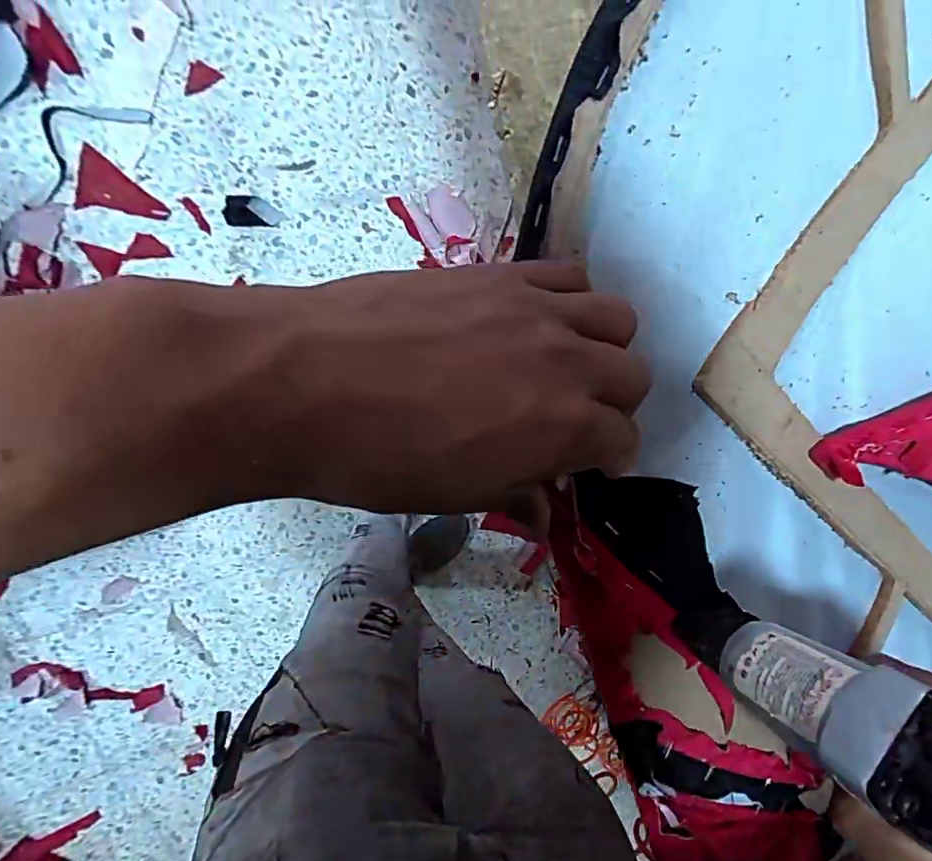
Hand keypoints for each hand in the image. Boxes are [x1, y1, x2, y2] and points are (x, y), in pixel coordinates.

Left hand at [223, 261, 647, 522]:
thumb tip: (546, 513)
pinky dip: (572, 302)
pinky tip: (540, 323)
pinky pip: (568, 275)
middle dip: (618, 406)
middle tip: (581, 419)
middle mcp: (569, 363)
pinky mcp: (500, 275)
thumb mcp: (461, 494)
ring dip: (607, 348)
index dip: (613, 459)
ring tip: (572, 365)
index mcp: (566, 426)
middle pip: (634, 376)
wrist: (297, 382)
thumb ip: (520, 497)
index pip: (624, 441)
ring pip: (617, 319)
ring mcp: (536, 311)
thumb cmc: (382, 458)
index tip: (594, 468)